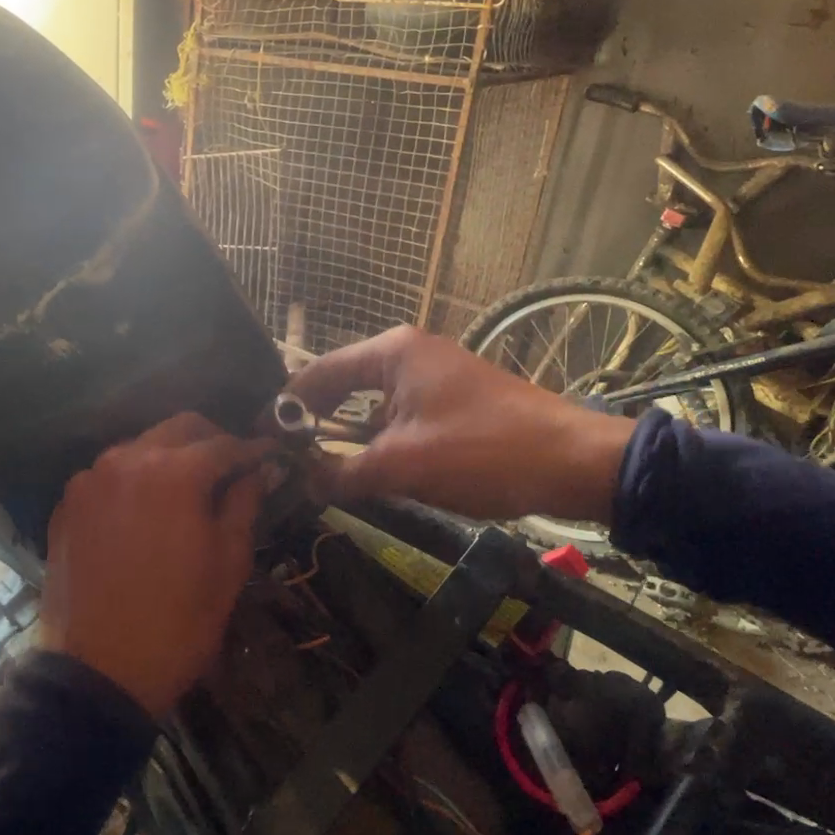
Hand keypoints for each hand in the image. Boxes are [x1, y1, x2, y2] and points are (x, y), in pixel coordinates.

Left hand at [38, 413, 271, 715]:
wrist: (96, 674)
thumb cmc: (177, 624)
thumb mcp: (228, 566)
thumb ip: (245, 505)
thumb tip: (259, 471)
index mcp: (174, 472)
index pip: (223, 443)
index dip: (252, 449)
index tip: (269, 457)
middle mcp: (127, 459)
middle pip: (179, 428)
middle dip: (211, 441)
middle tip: (232, 470)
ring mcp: (90, 479)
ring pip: (141, 446)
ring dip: (170, 457)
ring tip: (188, 492)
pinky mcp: (67, 503)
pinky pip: (109, 474)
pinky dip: (134, 480)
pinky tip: (145, 512)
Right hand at [288, 326, 635, 522]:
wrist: (573, 463)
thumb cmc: (482, 452)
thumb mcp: (403, 466)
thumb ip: (344, 472)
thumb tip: (303, 482)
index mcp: (392, 352)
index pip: (319, 372)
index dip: (287, 406)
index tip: (260, 436)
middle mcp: (408, 354)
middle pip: (342, 385)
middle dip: (314, 422)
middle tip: (284, 458)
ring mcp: (433, 376)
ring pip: (370, 406)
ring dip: (347, 437)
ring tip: (318, 471)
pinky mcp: (451, 401)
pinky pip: (398, 417)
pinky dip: (379, 442)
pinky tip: (368, 473)